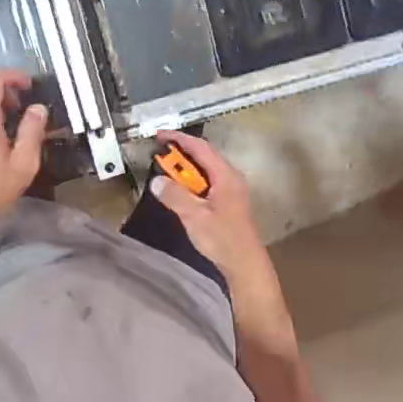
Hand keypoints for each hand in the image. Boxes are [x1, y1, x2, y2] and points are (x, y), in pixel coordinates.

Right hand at [147, 130, 274, 285]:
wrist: (245, 265)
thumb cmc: (223, 239)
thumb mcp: (194, 216)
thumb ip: (175, 196)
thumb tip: (157, 180)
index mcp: (226, 176)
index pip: (201, 147)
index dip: (179, 139)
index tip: (159, 135)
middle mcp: (231, 178)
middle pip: (205, 156)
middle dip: (182, 152)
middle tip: (160, 153)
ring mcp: (232, 190)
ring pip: (207, 170)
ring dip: (187, 168)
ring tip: (167, 171)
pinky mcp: (230, 203)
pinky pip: (209, 182)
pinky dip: (193, 181)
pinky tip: (182, 191)